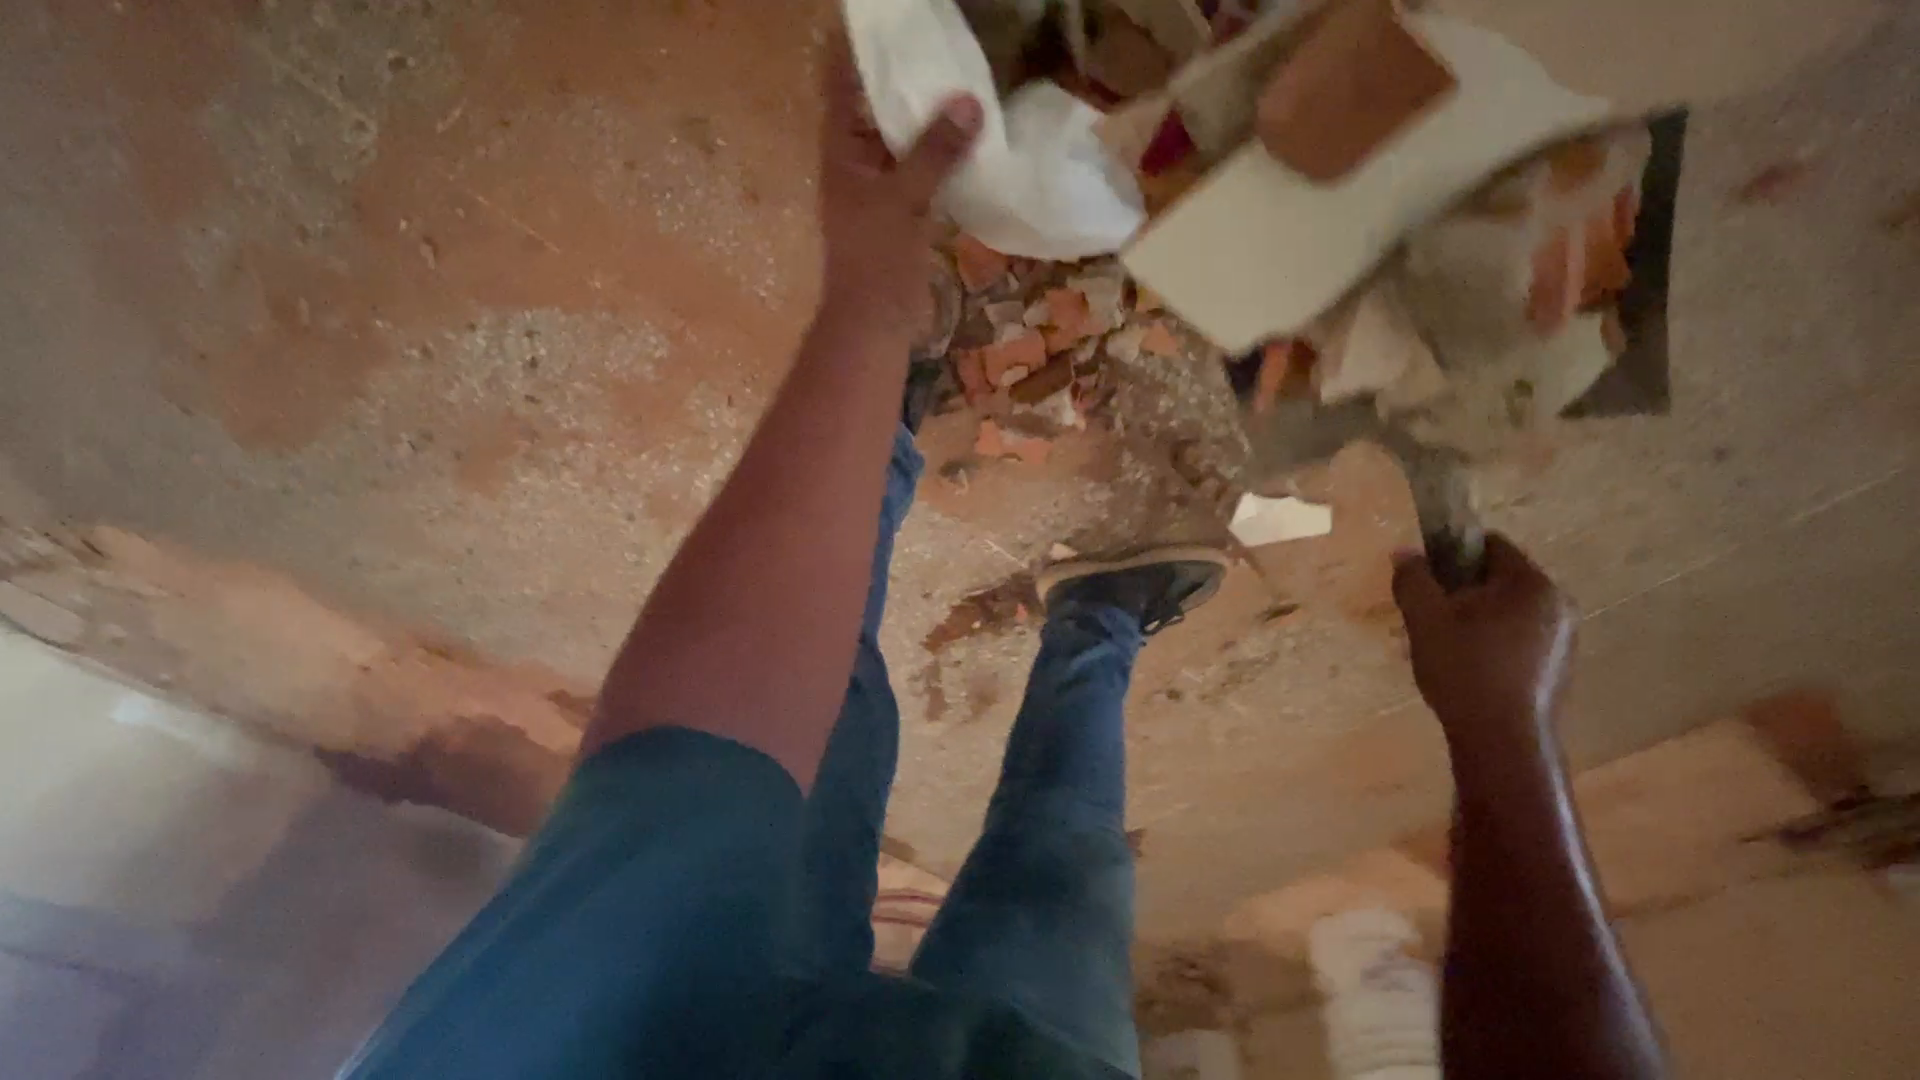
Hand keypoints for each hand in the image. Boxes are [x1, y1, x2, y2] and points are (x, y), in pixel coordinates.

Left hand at [816, 35, 982, 335]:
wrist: (874, 324)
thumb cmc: (875, 260)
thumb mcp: (902, 200)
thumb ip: (934, 152)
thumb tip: (968, 102)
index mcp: (842, 152)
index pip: (842, 84)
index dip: (857, 49)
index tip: (886, 23)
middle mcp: (858, 164)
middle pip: (877, 108)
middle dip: (904, 79)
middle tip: (940, 46)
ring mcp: (881, 190)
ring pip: (904, 141)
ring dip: (929, 118)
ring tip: (963, 81)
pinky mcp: (904, 214)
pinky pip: (924, 172)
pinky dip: (943, 156)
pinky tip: (972, 141)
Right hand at [1392, 534, 1576, 749]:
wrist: (1503, 740)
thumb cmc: (1464, 670)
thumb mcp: (1425, 620)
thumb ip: (1413, 580)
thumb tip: (1406, 552)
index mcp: (1531, 583)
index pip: (1490, 544)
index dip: (1452, 552)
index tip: (1426, 577)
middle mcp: (1558, 603)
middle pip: (1499, 577)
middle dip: (1462, 589)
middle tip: (1430, 615)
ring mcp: (1564, 636)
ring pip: (1508, 608)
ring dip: (1476, 616)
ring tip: (1446, 645)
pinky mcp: (1559, 665)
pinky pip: (1519, 635)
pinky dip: (1493, 640)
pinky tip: (1469, 667)